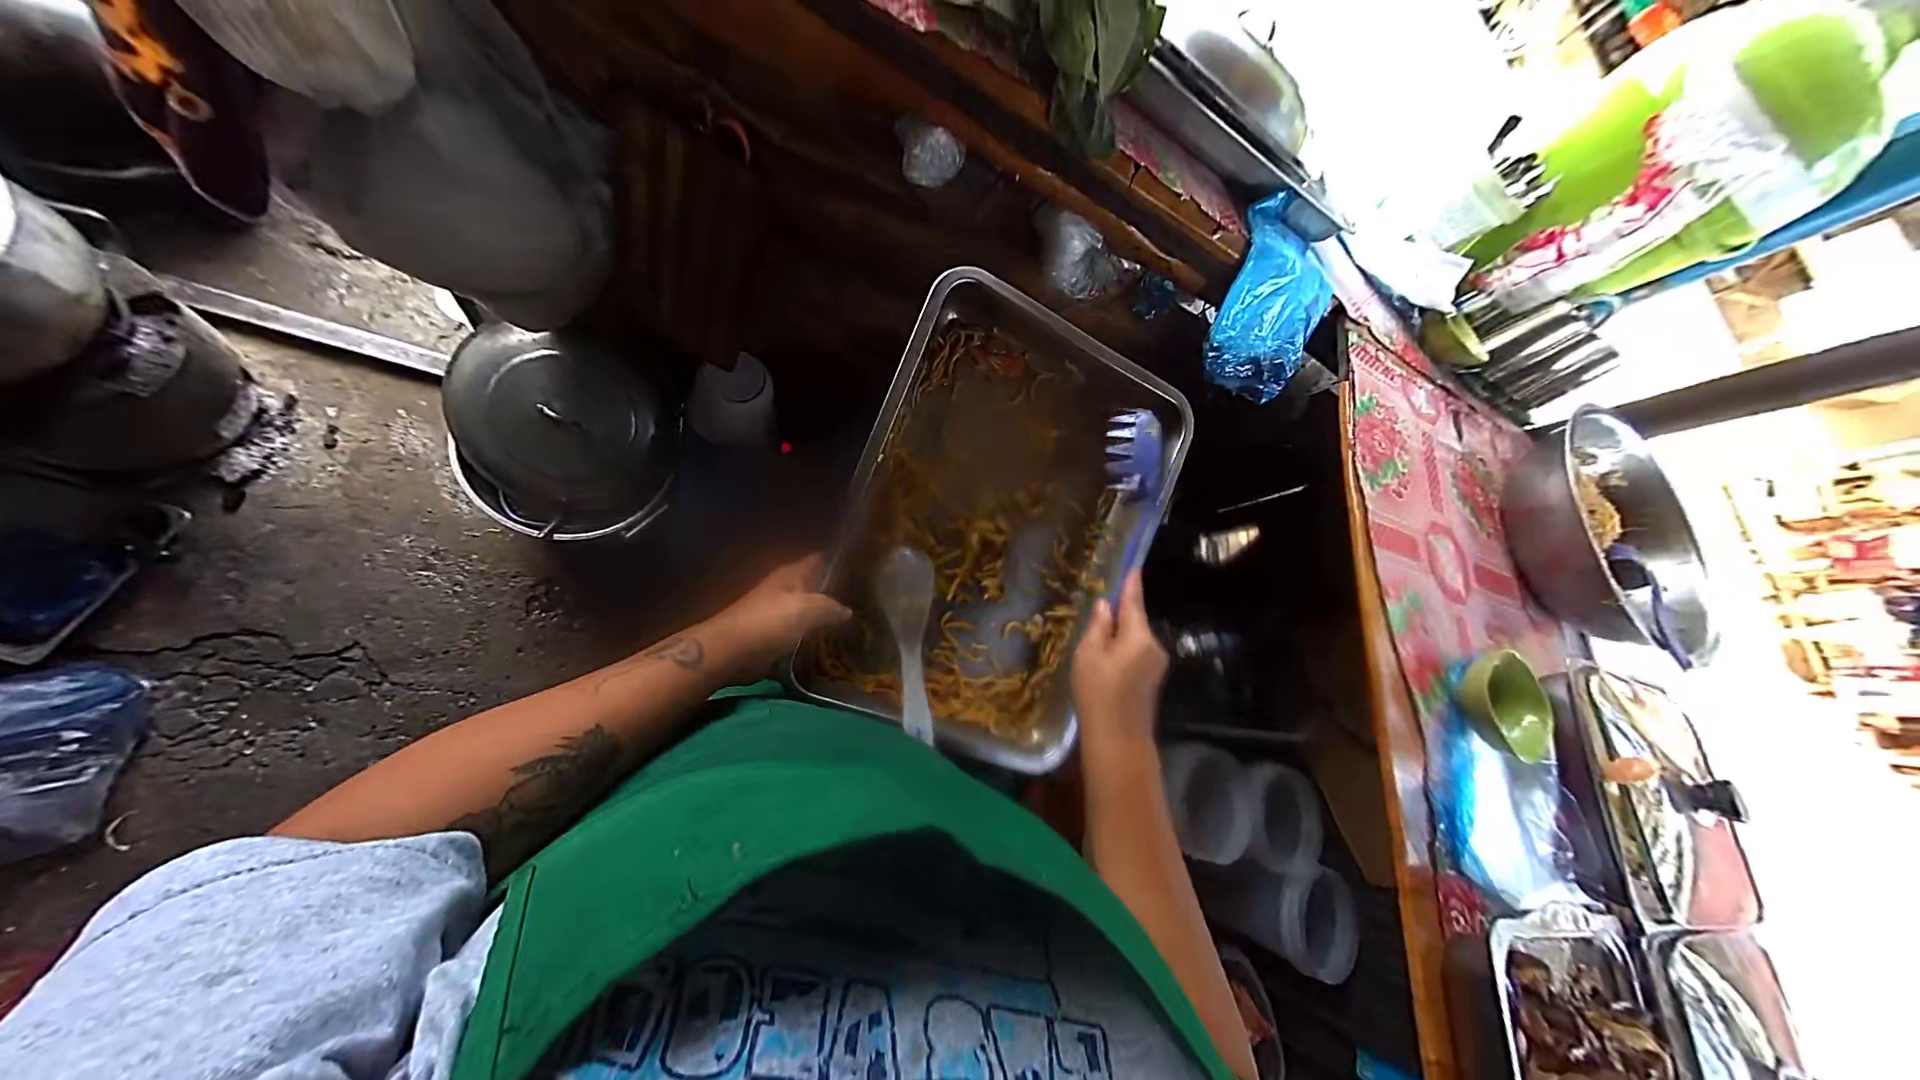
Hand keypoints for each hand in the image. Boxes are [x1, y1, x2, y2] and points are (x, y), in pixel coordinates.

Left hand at [701, 554, 850, 683]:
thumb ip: (831, 608)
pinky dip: (811, 635)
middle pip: (815, 584)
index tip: (863, 570)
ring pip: (808, 608)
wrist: (730, 651)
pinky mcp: (771, 633)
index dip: (840, 561)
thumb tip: (847, 611)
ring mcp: (776, 610)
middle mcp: (785, 587)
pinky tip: (828, 643)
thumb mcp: (808, 610)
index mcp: (792, 574)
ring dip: (824, 615)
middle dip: (836, 591)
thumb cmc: (769, 623)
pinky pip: (799, 630)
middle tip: (863, 601)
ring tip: (851, 624)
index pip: (820, 559)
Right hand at [1071, 570, 1166, 749]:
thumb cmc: (1099, 693)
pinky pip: (1135, 655)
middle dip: (1118, 614)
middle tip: (1096, 608)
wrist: (1119, 739)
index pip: (1134, 602)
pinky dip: (1120, 651)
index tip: (1133, 566)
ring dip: (1117, 635)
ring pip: (1134, 640)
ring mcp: (1155, 666)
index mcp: (1139, 636)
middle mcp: (1154, 647)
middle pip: (1135, 622)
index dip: (1131, 584)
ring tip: (1093, 638)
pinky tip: (1103, 660)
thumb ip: (1098, 626)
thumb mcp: (1089, 654)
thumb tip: (1105, 606)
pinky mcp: (1151, 681)